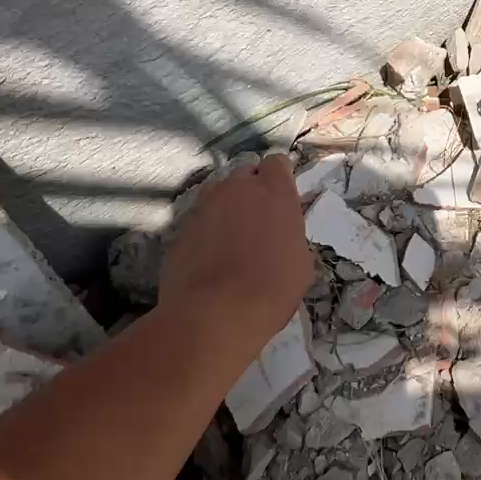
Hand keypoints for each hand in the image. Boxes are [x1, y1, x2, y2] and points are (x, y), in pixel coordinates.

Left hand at [154, 154, 312, 343]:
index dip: (278, 178)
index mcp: (274, 190)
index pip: (276, 162)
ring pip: (216, 194)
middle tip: (256, 222)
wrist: (214, 316)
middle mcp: (237, 188)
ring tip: (229, 239)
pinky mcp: (179, 230)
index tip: (280, 199)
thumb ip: (289, 232)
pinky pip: (197, 222)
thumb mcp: (300, 260)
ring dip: (224, 208)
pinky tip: (207, 261)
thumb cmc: (272, 287)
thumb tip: (280, 232)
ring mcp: (203, 206)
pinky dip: (204, 233)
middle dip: (250, 191)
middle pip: (244, 175)